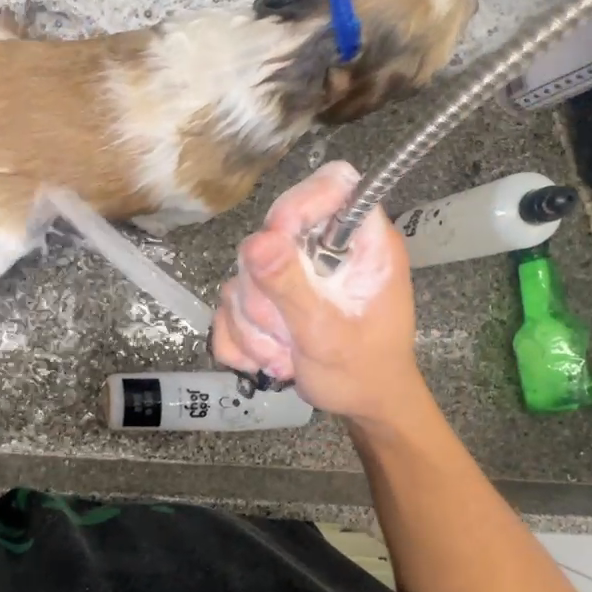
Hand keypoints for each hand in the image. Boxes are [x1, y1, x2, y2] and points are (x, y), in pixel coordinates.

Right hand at [209, 161, 424, 423]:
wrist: (363, 406)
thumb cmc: (364, 371)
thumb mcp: (328, 332)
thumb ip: (291, 286)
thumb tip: (259, 240)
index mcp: (357, 242)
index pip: (330, 185)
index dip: (297, 207)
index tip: (276, 245)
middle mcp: (322, 250)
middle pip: (266, 240)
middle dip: (264, 298)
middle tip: (288, 333)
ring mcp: (289, 275)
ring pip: (240, 281)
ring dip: (254, 329)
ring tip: (286, 356)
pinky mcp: (266, 301)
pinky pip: (228, 310)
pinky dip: (241, 342)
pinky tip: (268, 361)